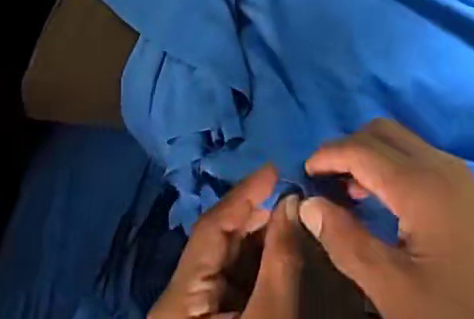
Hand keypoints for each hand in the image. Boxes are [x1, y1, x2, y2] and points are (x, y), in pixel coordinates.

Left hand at [150, 164, 304, 318]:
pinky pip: (233, 285)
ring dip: (260, 243)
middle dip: (256, 219)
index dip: (244, 195)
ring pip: (228, 264)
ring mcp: (194, 312)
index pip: (211, 226)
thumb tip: (291, 204)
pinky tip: (283, 257)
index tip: (274, 169)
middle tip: (293, 199)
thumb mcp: (270, 317)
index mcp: (180, 293)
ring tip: (294, 223)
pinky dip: (259, 269)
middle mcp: (179, 297)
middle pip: (219, 243)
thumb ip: (279, 262)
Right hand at [297, 119, 473, 318]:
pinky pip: (426, 163)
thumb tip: (309, 204)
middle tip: (328, 182)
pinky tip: (393, 208)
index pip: (360, 148)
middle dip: (350, 148)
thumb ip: (346, 242)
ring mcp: (466, 182)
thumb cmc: (460, 316)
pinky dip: (398, 169)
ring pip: (406, 145)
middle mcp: (443, 168)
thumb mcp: (395, 291)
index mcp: (421, 183)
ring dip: (374, 158)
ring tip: (354, 196)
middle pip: (384, 132)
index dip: (326, 155)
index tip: (303, 174)